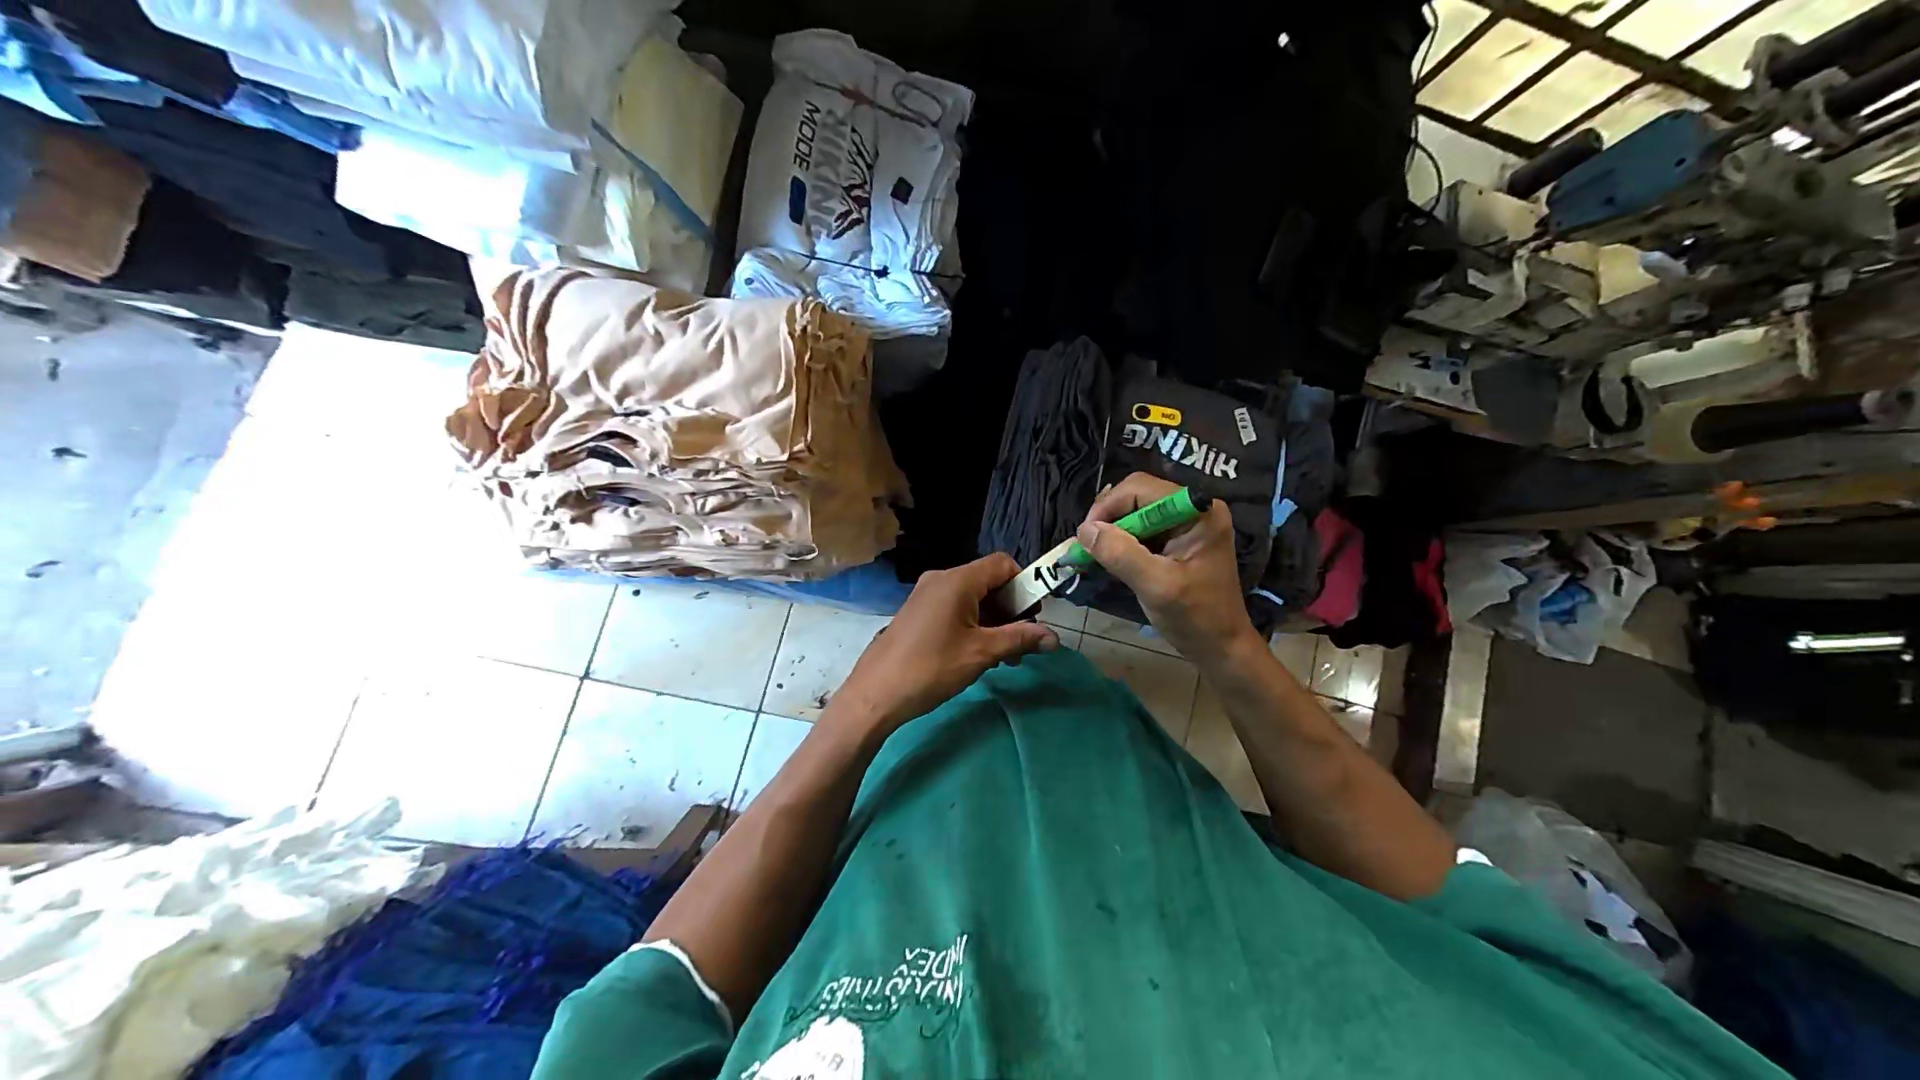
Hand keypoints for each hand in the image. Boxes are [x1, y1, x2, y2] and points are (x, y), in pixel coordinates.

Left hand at [825, 554, 1058, 735]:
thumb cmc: (931, 668)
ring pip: (972, 598)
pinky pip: (954, 609)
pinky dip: (972, 625)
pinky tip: (976, 655)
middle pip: (988, 581)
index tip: (1034, 615)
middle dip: (1011, 609)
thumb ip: (1019, 639)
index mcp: (957, 580)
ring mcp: (925, 596)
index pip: (1002, 564)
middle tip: (1021, 643)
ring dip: (993, 622)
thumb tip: (1054, 637)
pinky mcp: (917, 613)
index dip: (1023, 584)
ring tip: (1003, 657)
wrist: (875, 694)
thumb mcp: (981, 653)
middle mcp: (940, 580)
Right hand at [1076, 473, 1259, 659]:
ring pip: (1135, 511)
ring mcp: (1186, 523)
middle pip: (1136, 495)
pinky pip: (1142, 528)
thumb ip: (1121, 554)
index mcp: (1198, 511)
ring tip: (1095, 554)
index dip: (1107, 507)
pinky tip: (1110, 560)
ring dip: (1113, 531)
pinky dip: (1122, 542)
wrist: (1222, 647)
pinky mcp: (1178, 539)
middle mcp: (1194, 507)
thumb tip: (1084, 530)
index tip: (1085, 537)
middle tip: (1088, 547)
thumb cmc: (1196, 617)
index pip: (1140, 488)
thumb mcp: (1157, 586)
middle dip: (1108, 519)